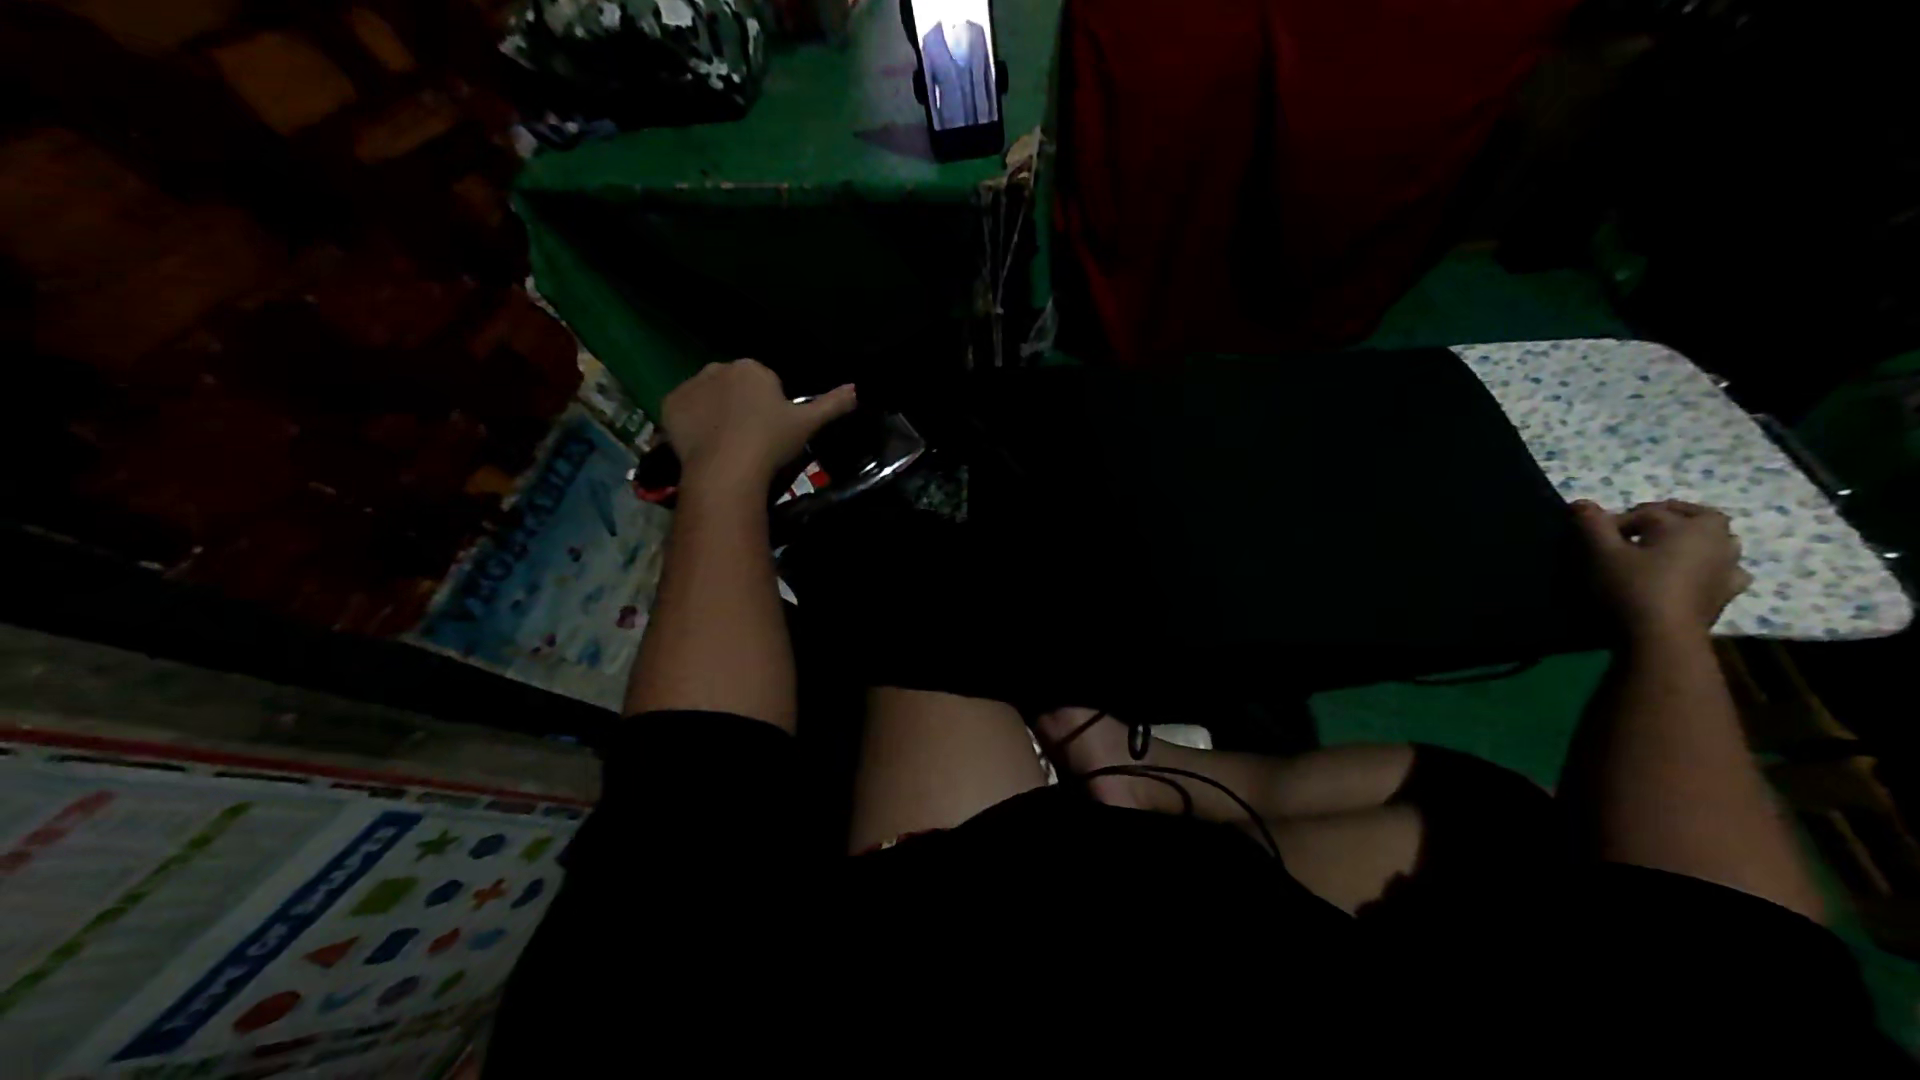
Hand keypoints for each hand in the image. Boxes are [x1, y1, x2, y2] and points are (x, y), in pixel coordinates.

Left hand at [661, 359, 855, 492]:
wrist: (726, 470)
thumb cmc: (770, 444)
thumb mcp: (808, 425)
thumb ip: (833, 404)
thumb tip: (856, 389)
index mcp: (753, 368)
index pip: (764, 383)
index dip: (769, 409)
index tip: (772, 433)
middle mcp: (718, 368)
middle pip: (733, 387)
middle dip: (740, 407)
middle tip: (750, 441)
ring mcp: (690, 386)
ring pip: (707, 398)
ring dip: (715, 414)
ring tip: (725, 447)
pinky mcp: (668, 406)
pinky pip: (683, 411)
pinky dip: (690, 424)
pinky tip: (703, 446)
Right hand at [1572, 499, 1753, 634]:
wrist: (1662, 634)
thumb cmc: (1632, 586)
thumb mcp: (1600, 552)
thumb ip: (1591, 524)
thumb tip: (1581, 503)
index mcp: (1688, 526)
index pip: (1647, 512)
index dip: (1617, 521)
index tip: (1595, 539)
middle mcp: (1717, 541)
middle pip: (1697, 517)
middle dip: (1669, 517)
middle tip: (1638, 529)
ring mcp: (1728, 567)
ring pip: (1718, 541)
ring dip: (1695, 539)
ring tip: (1667, 549)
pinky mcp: (1727, 592)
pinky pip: (1726, 570)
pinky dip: (1712, 566)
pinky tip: (1695, 574)